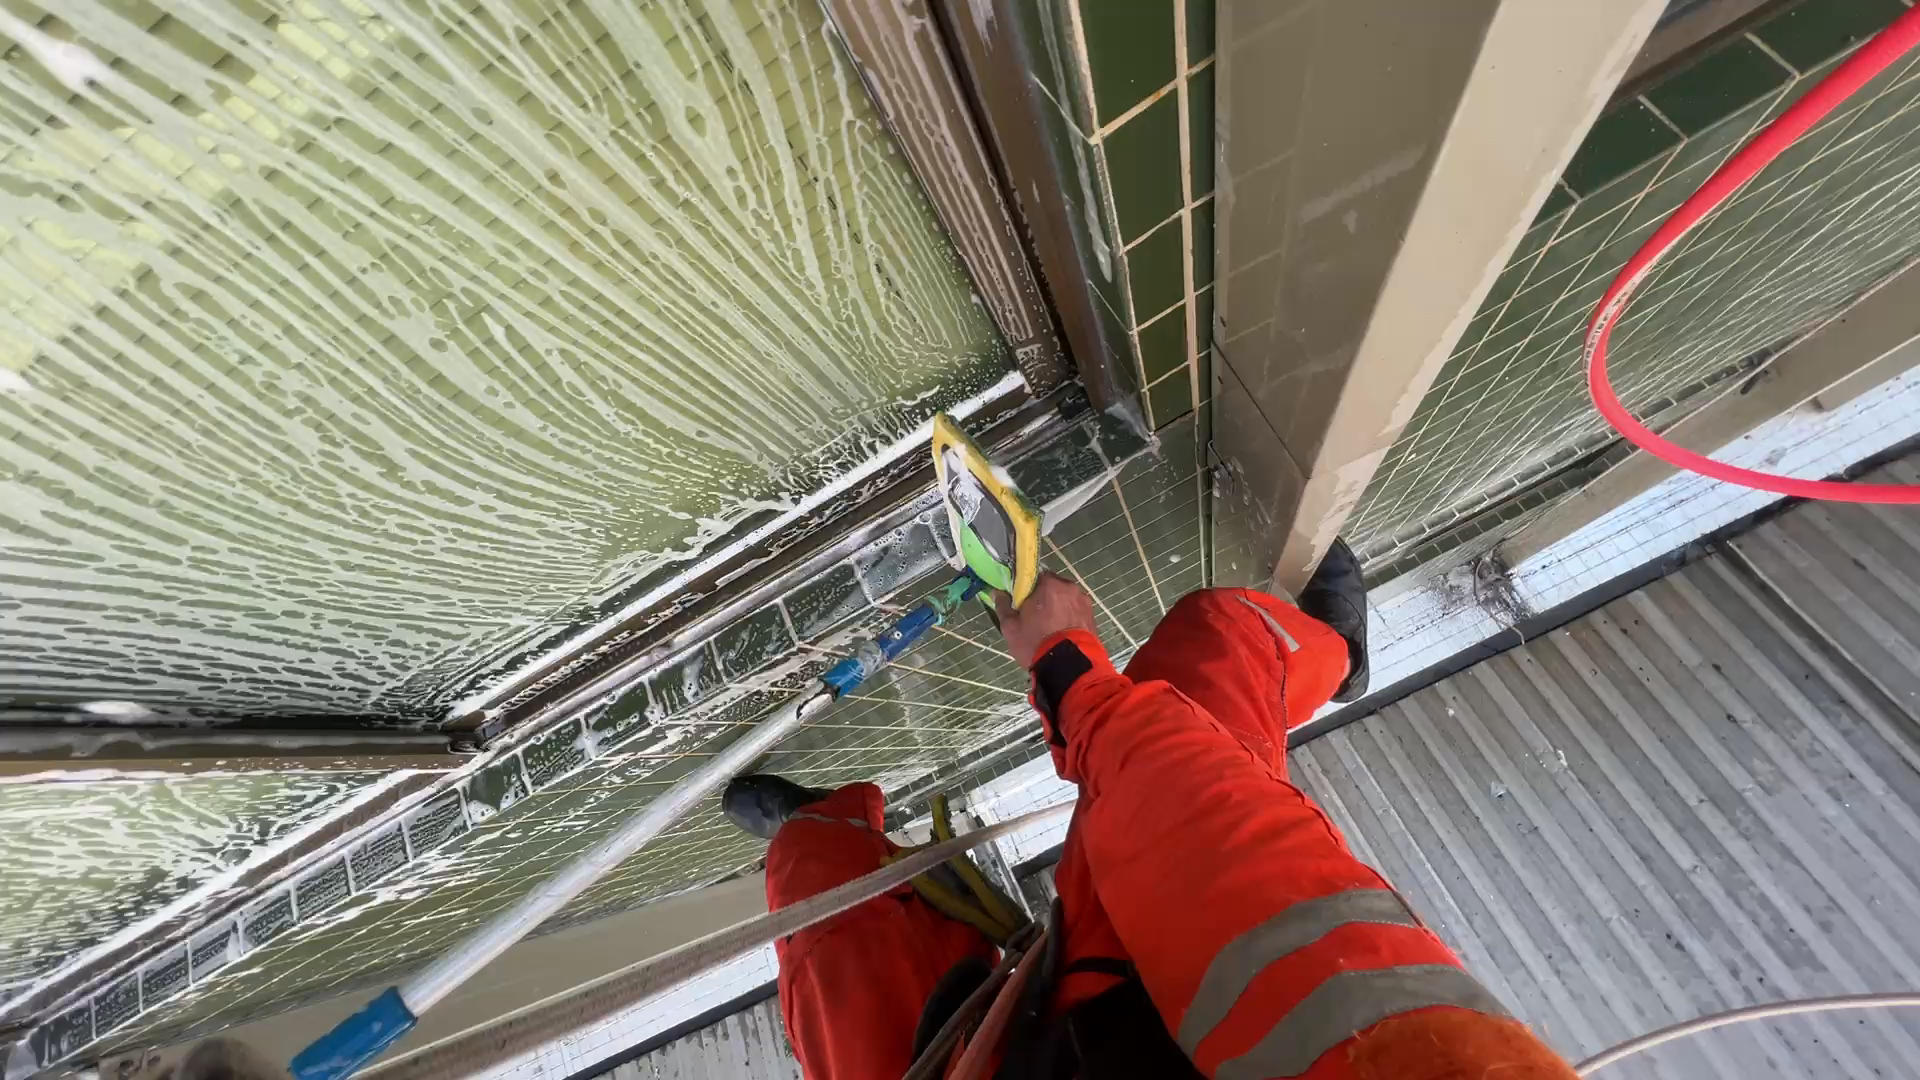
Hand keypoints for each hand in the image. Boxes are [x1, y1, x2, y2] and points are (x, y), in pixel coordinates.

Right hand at [995, 571, 1097, 666]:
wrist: (1069, 668)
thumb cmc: (1036, 644)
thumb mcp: (1011, 628)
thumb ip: (1003, 606)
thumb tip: (998, 592)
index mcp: (1048, 584)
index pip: (1034, 576)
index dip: (1027, 590)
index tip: (1022, 604)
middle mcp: (1069, 587)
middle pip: (1052, 586)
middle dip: (1044, 598)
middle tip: (1035, 617)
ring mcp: (1083, 600)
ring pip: (1065, 598)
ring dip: (1058, 607)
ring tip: (1051, 628)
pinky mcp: (1093, 615)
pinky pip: (1076, 610)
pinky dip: (1069, 616)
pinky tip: (1063, 632)